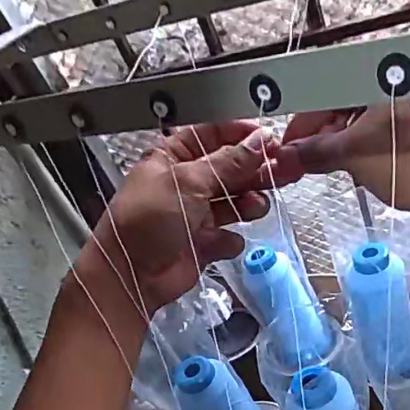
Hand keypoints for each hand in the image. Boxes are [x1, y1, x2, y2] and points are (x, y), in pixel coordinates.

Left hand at [75, 121, 301, 314]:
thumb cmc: (145, 220)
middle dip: (254, 170)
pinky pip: (228, 237)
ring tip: (255, 206)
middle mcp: (186, 184)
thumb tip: (258, 142)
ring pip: (234, 202)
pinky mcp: (202, 243)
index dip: (240, 135)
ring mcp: (195, 214)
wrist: (131, 274)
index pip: (212, 135)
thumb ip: (228, 162)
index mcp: (173, 157)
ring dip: (248, 203)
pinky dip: (230, 239)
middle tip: (278, 171)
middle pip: (230, 168)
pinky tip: (224, 241)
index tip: (266, 139)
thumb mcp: (189, 181)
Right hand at [278, 97, 409, 243]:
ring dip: (341, 150)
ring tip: (324, 170)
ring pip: (362, 128)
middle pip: (345, 108)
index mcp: (388, 77)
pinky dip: (362, 158)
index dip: (304, 120)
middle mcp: (402, 88)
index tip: (285, 145)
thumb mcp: (357, 154)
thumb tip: (291, 154)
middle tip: (299, 162)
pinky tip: (355, 174)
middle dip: (321, 137)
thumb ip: (318, 150)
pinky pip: (380, 144)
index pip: (330, 90)